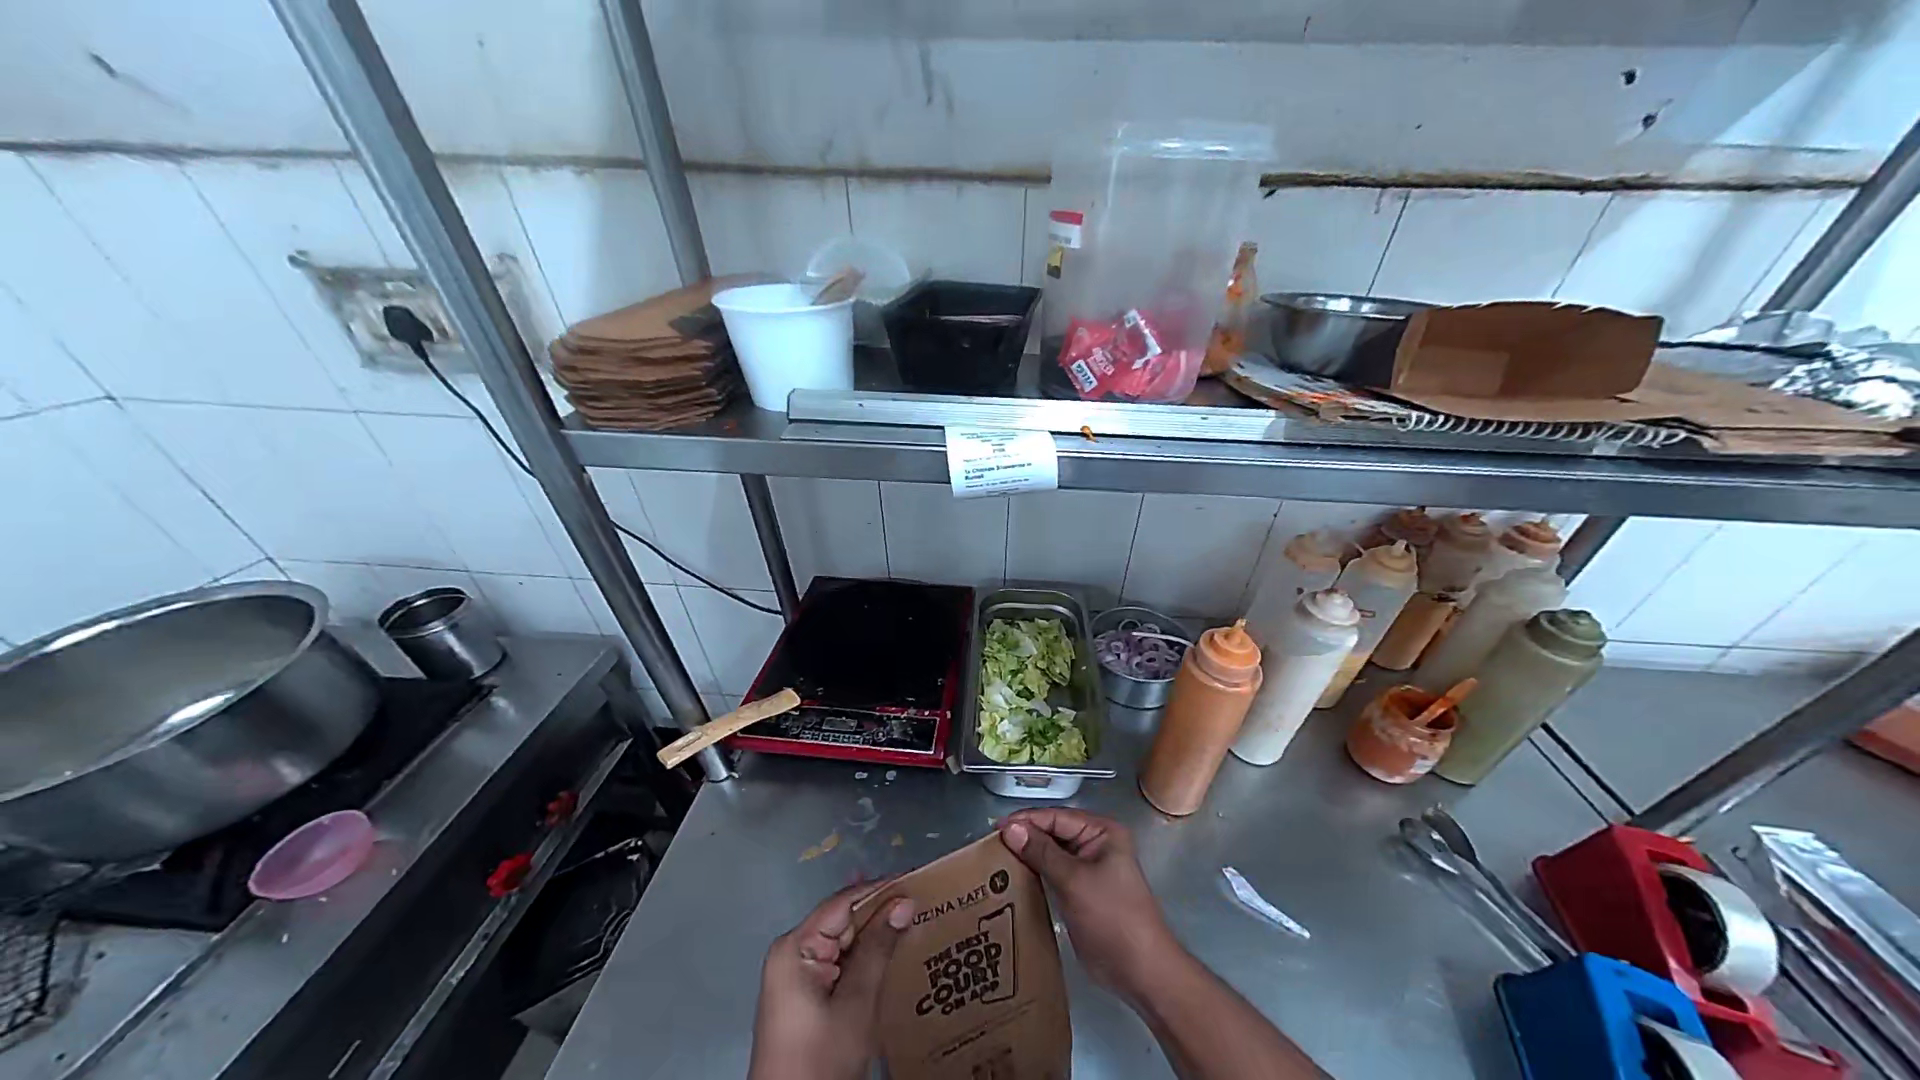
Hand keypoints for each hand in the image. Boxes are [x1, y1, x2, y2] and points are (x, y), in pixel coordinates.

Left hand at [748, 880, 915, 1079]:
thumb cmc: (822, 1058)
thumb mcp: (856, 1002)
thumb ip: (878, 948)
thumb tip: (904, 902)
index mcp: (795, 946)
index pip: (842, 903)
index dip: (879, 889)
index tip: (915, 879)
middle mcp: (792, 952)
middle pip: (842, 920)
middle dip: (880, 912)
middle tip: (922, 900)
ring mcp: (797, 974)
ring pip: (843, 942)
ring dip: (875, 935)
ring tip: (914, 919)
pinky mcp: (805, 994)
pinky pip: (839, 962)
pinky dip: (864, 957)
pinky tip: (891, 951)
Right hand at [997, 807, 1180, 1001]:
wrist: (1141, 970)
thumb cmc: (1112, 917)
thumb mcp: (1074, 880)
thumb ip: (1041, 852)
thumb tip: (1009, 828)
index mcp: (1102, 832)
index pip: (1056, 817)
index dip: (1025, 821)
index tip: (994, 829)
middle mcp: (1095, 844)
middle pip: (1053, 833)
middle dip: (1024, 837)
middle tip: (990, 845)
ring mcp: (1089, 869)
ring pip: (1051, 854)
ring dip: (1028, 856)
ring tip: (996, 860)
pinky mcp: (1081, 891)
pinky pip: (1053, 874)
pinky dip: (1035, 874)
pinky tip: (1013, 879)